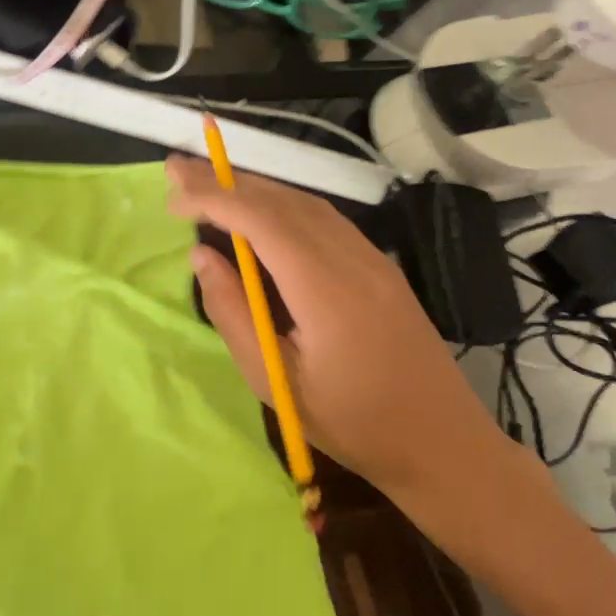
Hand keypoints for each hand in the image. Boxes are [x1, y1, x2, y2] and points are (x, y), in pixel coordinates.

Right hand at [165, 156, 509, 495]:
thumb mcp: (276, 380)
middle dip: (225, 180)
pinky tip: (261, 211)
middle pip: (281, 200)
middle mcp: (352, 259)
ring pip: (305, 203)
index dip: (212, 199)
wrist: (444, 445)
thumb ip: (233, 313)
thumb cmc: (353, 423)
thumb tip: (201, 256)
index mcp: (325, 288)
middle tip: (176, 170)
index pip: (260, 219)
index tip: (171, 198)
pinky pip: (324, 218)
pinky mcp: (380, 268)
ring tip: (208, 183)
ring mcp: (372, 259)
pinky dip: (282, 203)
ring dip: (254, 187)